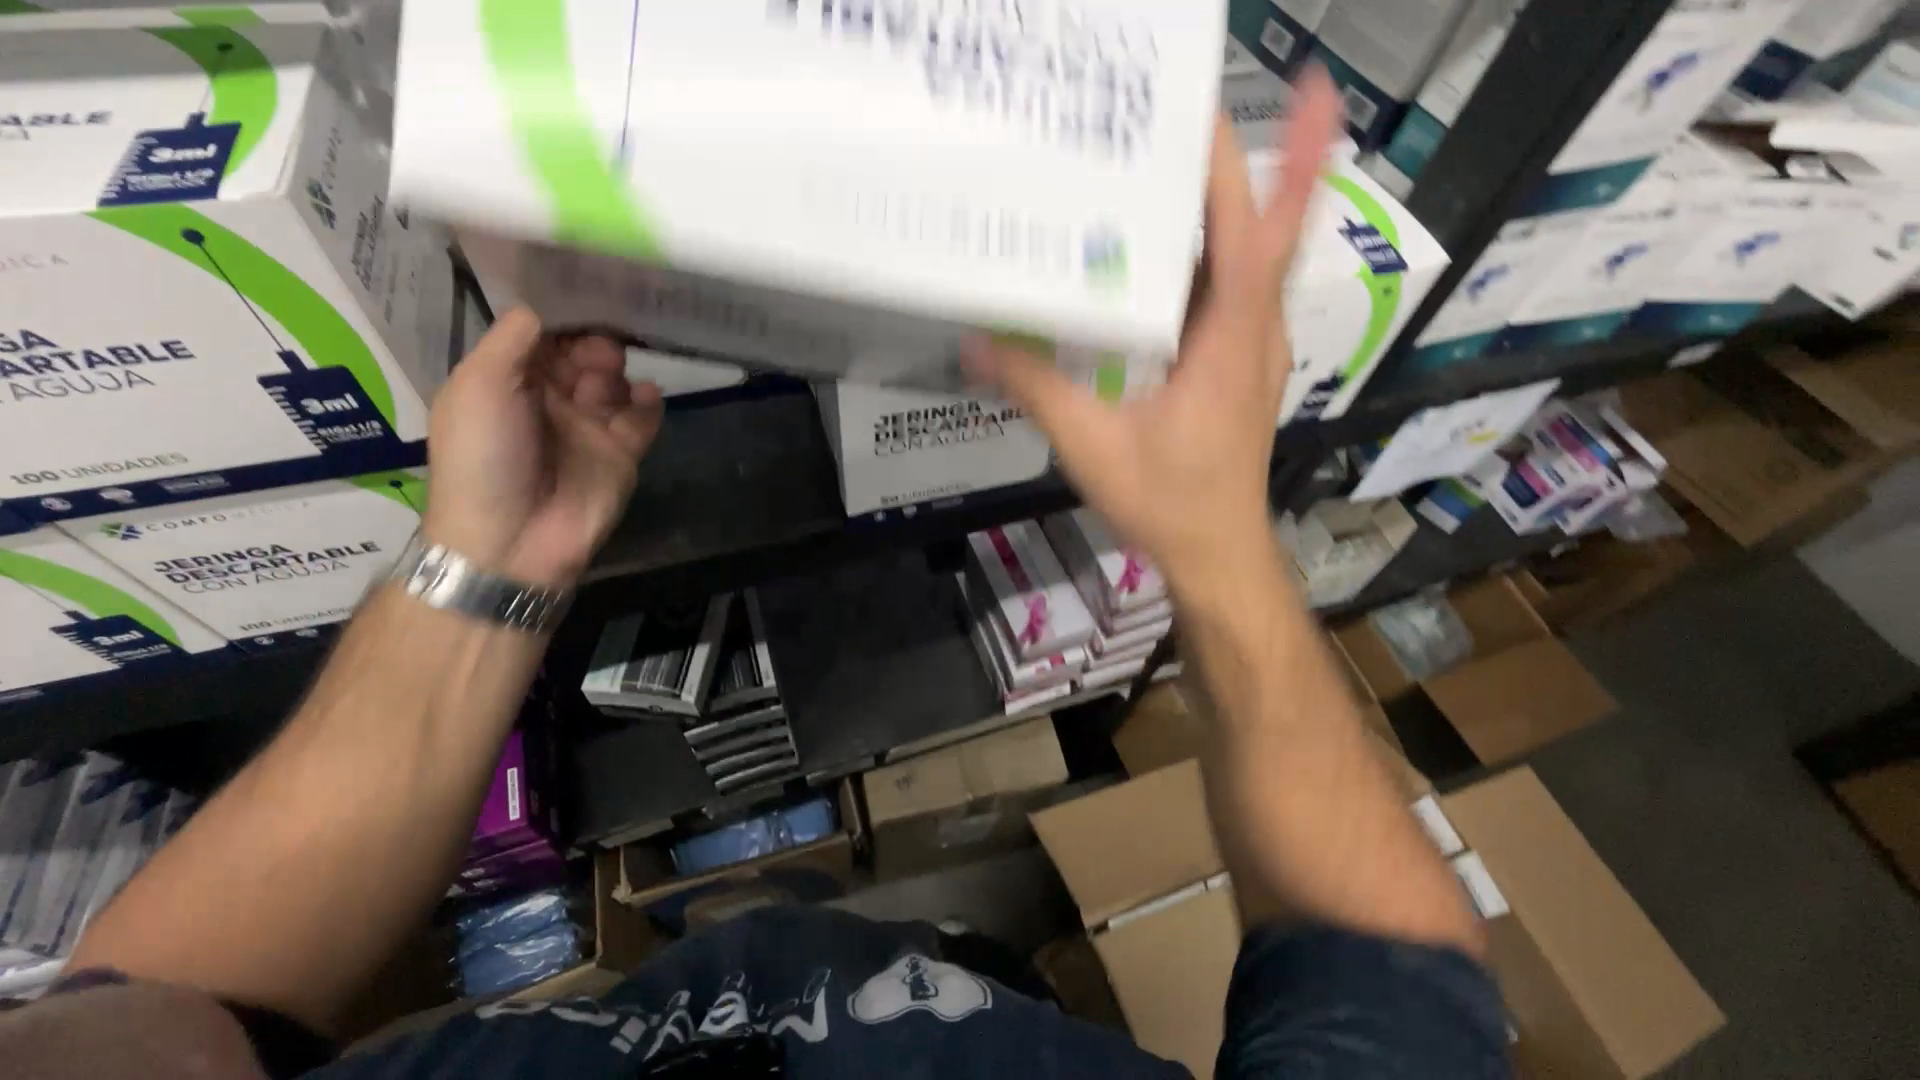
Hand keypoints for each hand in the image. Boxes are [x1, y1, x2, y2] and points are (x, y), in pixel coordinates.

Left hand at [424, 308, 664, 587]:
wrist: (511, 541)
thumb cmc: (483, 457)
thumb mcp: (478, 387)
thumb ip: (514, 340)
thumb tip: (545, 306)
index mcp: (507, 382)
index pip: (541, 336)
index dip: (561, 316)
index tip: (585, 292)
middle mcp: (548, 400)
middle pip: (581, 354)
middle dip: (593, 340)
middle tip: (600, 346)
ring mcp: (588, 428)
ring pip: (614, 380)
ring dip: (617, 369)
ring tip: (611, 377)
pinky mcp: (621, 454)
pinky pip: (643, 417)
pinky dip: (648, 401)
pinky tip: (644, 395)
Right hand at [967, 71, 1341, 598]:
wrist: (1218, 554)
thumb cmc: (1169, 503)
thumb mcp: (1093, 445)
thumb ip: (1038, 388)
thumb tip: (975, 344)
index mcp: (1231, 341)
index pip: (1256, 237)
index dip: (1273, 165)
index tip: (1288, 94)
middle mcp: (1256, 332)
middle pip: (1259, 229)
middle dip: (1230, 165)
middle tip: (1178, 115)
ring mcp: (1254, 347)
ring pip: (1248, 257)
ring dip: (1221, 206)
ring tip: (1166, 161)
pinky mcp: (1241, 362)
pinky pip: (1231, 289)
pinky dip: (1208, 253)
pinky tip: (1164, 246)